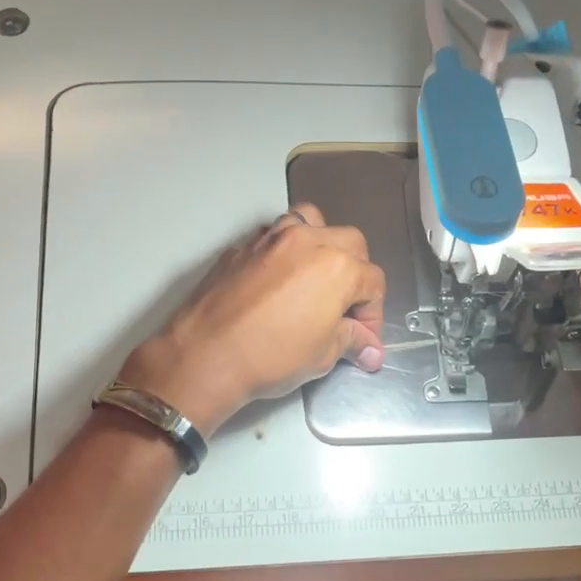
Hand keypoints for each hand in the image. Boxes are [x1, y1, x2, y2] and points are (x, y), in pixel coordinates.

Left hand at [118, 203, 384, 433]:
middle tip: (344, 308)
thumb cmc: (271, 358)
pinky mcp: (241, 247)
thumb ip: (351, 341)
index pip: (373, 283)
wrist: (206, 356)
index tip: (364, 338)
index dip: (373, 314)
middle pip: (349, 243)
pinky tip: (278, 282)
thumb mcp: (322, 355)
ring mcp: (271, 238)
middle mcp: (307, 241)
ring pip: (310, 222)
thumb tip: (370, 350)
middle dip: (355, 273)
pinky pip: (273, 237)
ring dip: (321, 244)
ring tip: (315, 277)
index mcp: (337, 267)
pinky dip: (284, 252)